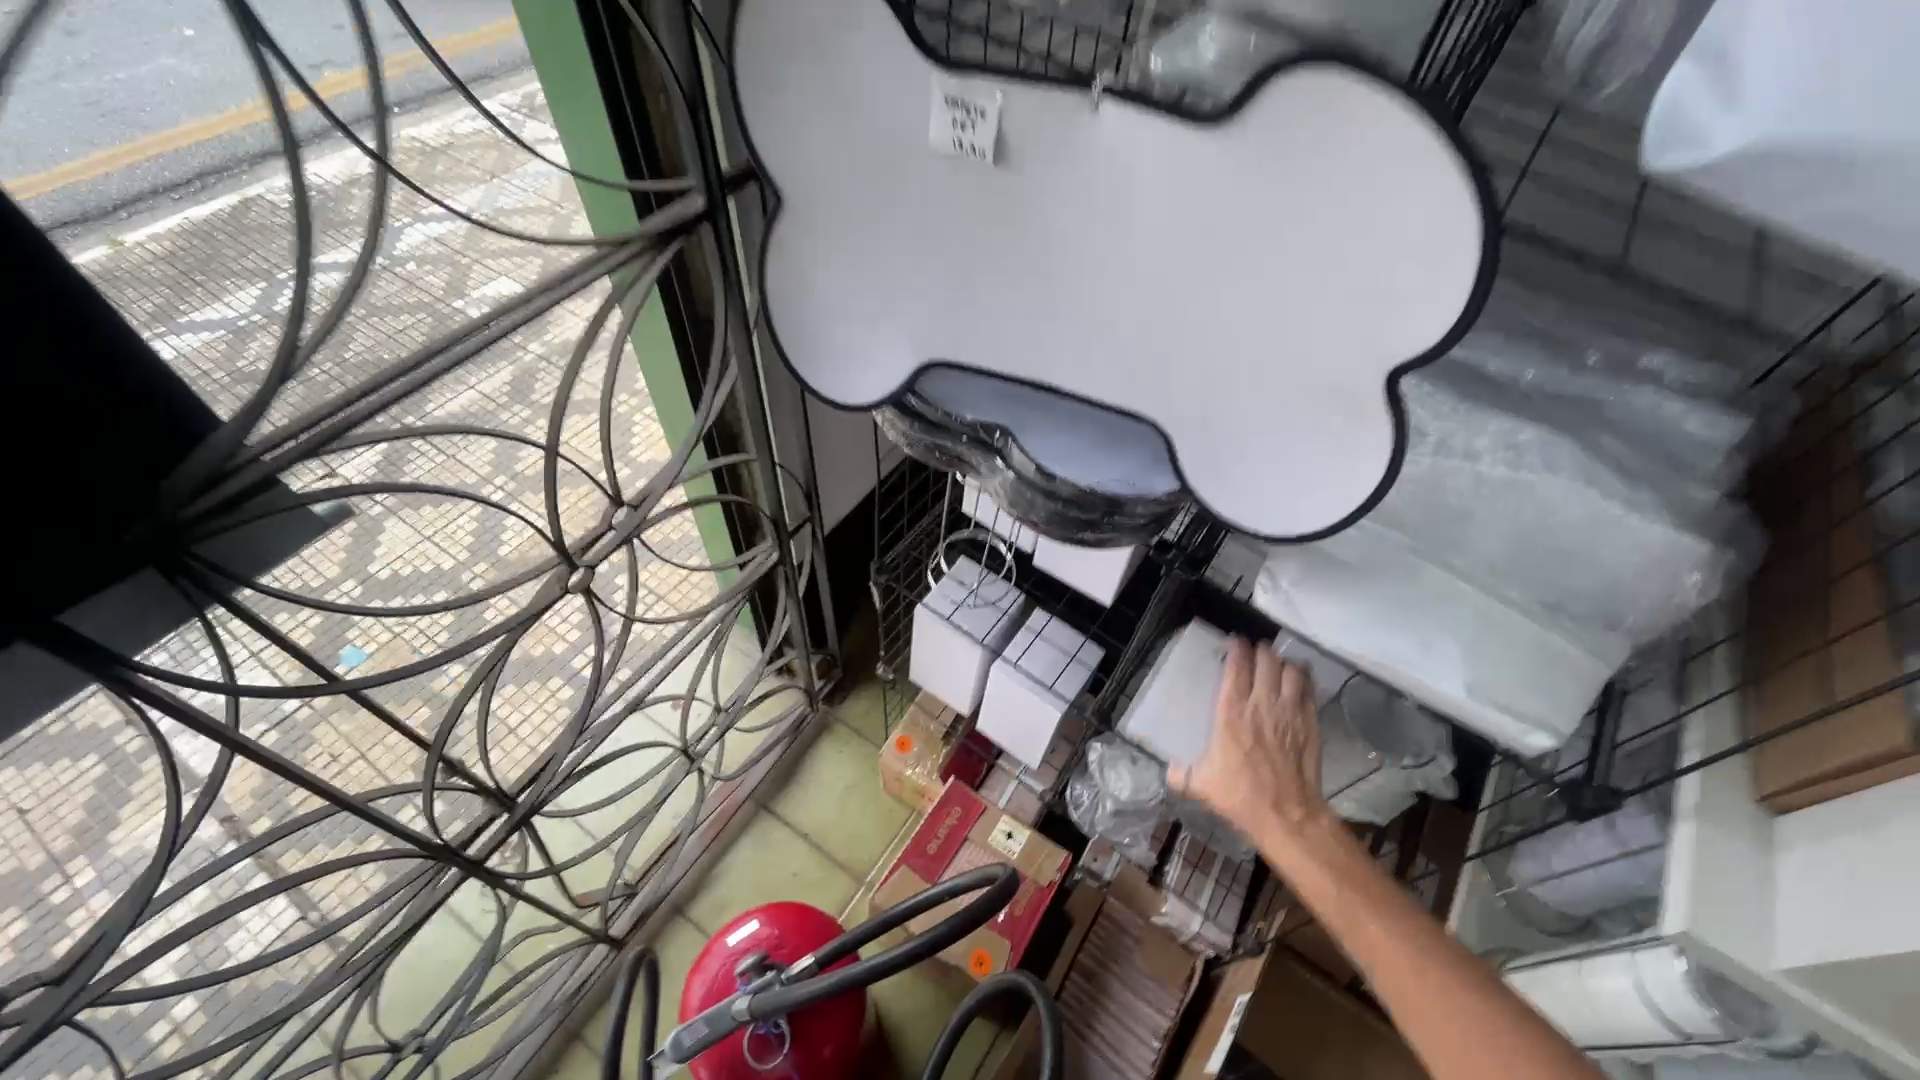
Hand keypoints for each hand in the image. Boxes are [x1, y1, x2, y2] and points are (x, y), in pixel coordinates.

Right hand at [1169, 637, 1328, 836]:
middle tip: (1255, 651)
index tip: (1235, 642)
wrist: (1287, 814)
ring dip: (1282, 662)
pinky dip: (1303, 677)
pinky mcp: (1310, 723)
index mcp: (1231, 713)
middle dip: (1260, 650)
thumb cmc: (1241, 796)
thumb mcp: (1201, 785)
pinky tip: (1299, 677)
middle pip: (1266, 661)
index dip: (1236, 649)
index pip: (1236, 667)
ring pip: (1290, 670)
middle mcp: (1261, 705)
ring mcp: (1289, 712)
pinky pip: (1308, 689)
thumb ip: (1181, 774)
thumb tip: (1170, 769)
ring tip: (1277, 662)